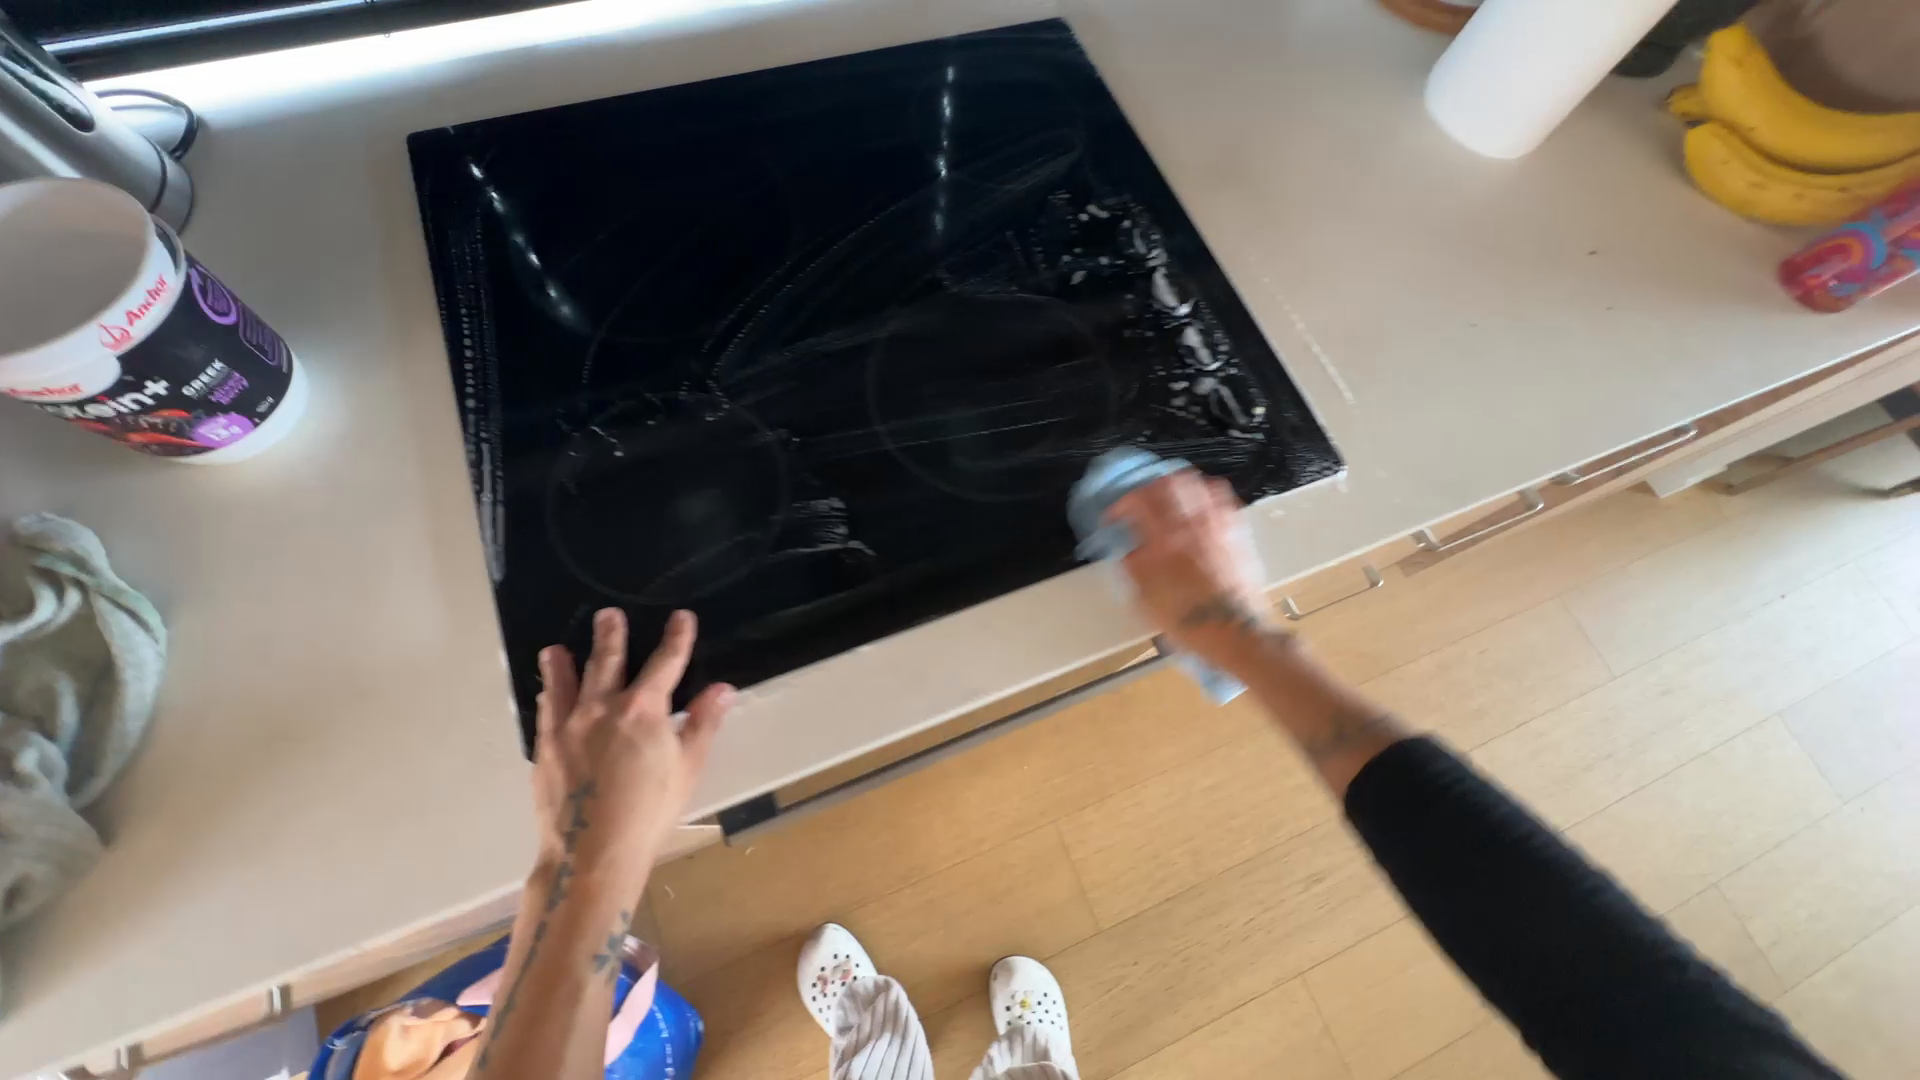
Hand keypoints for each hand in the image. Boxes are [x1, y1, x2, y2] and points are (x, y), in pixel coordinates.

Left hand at [531, 608, 732, 890]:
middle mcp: (603, 707)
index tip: (681, 617)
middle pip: (609, 661)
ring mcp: (569, 726)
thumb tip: (722, 688)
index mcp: (644, 709)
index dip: (677, 638)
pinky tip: (546, 690)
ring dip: (565, 662)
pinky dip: (549, 695)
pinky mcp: (546, 748)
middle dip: (612, 635)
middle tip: (608, 614)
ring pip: (567, 682)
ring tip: (557, 648)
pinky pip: (546, 711)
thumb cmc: (651, 811)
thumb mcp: (688, 766)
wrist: (592, 853)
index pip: (666, 663)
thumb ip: (702, 723)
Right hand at [1107, 469, 1282, 673]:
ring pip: (1198, 483)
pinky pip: (1223, 500)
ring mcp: (1218, 526)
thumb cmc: (1190, 622)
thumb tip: (1129, 553)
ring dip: (1179, 486)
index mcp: (1165, 542)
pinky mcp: (1237, 533)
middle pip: (1168, 483)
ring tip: (1171, 498)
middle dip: (1149, 488)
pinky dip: (1208, 496)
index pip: (1137, 502)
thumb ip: (1134, 569)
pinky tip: (1201, 509)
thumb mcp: (1146, 601)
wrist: (1236, 632)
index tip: (1114, 516)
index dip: (1120, 504)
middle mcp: (1192, 526)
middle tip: (1142, 501)